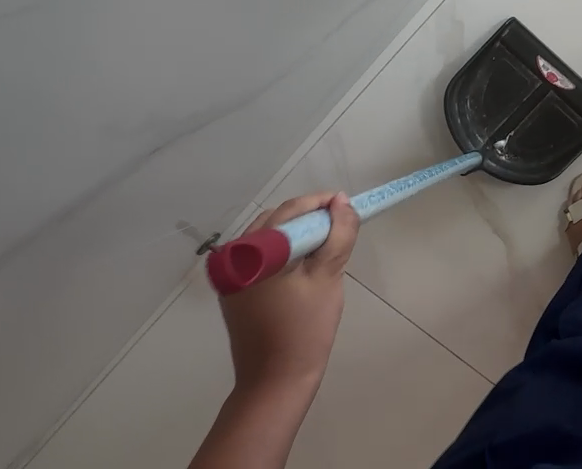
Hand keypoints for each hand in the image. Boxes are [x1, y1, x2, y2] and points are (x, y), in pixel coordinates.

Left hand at [217, 192, 358, 394]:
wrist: (275, 380)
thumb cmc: (305, 327)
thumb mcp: (328, 275)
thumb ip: (338, 233)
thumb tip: (341, 202)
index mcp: (253, 254)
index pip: (290, 210)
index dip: (323, 203)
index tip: (349, 207)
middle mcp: (234, 259)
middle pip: (277, 220)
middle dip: (311, 217)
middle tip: (341, 228)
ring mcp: (231, 275)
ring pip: (270, 236)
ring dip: (299, 233)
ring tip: (327, 246)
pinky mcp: (236, 289)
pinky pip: (263, 255)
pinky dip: (287, 250)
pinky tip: (306, 264)